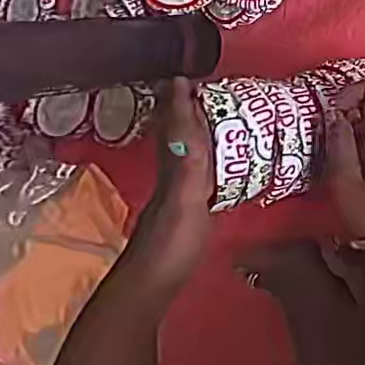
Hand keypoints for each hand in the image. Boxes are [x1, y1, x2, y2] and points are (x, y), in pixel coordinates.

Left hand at [128, 79, 214, 291]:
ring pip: (185, 152)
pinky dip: (205, 156)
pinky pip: (197, 171)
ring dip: (194, 130)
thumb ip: (188, 169)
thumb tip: (192, 128)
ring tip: (209, 113)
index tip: (183, 76)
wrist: (149, 288)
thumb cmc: (170, 246)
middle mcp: (174, 176)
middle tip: (199, 87)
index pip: (177, 129)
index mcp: (175, 169)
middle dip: (185, 110)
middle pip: (178, 136)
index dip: (179, 103)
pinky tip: (215, 160)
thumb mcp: (183, 204)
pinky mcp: (188, 209)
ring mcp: (178, 194)